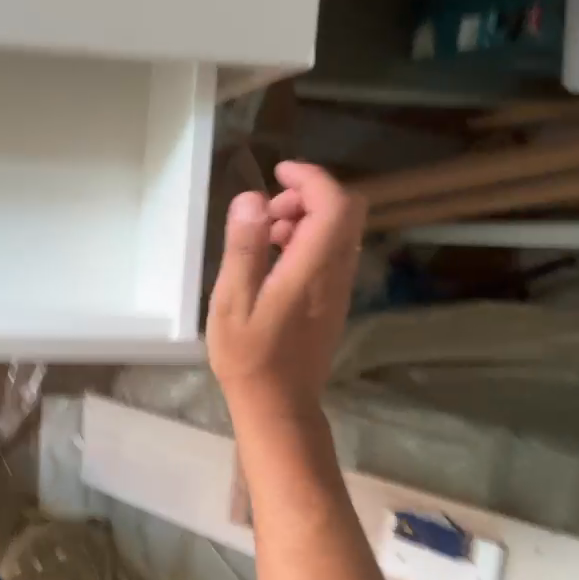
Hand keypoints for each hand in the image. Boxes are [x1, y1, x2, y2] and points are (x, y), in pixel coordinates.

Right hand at [208, 162, 364, 420]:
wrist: (278, 405)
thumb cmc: (248, 358)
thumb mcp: (232, 303)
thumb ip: (244, 249)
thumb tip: (253, 199)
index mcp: (312, 270)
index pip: (333, 204)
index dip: (310, 178)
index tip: (277, 173)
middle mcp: (336, 273)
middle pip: (346, 211)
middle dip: (309, 195)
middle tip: (267, 212)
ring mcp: (340, 288)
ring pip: (341, 232)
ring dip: (308, 218)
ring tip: (264, 238)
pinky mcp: (335, 301)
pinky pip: (333, 253)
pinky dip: (309, 240)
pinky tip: (275, 262)